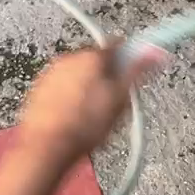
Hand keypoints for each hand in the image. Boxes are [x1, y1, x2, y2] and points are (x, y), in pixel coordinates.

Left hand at [16, 45, 158, 163]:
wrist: (47, 148)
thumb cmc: (82, 128)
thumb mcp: (121, 100)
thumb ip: (139, 71)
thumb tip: (155, 53)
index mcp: (93, 56)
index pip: (120, 45)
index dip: (131, 61)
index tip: (135, 75)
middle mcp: (69, 58)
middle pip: (97, 61)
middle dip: (107, 77)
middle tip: (114, 102)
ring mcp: (52, 73)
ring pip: (79, 75)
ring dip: (88, 87)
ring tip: (92, 114)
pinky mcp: (40, 89)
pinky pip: (62, 87)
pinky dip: (69, 97)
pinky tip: (75, 117)